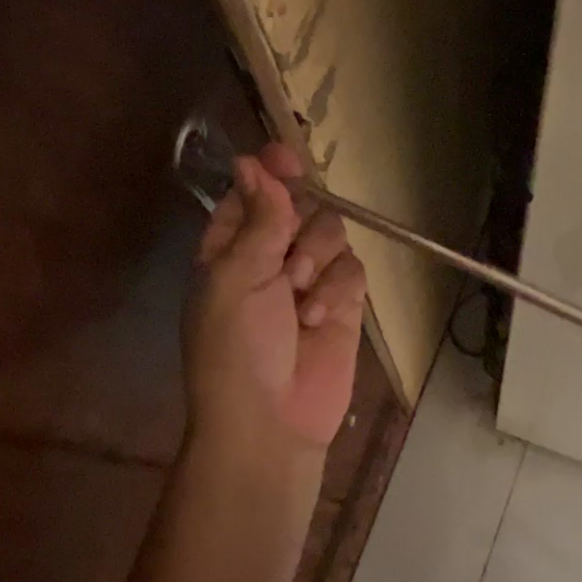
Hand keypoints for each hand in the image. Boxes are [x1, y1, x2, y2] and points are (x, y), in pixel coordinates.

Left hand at [185, 143, 366, 449]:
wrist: (270, 422)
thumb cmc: (235, 347)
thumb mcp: (235, 277)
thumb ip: (255, 219)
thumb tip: (251, 161)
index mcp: (229, 248)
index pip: (252, 192)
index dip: (269, 172)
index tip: (289, 158)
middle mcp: (269, 258)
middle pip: (301, 206)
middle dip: (300, 227)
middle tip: (287, 262)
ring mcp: (308, 282)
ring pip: (332, 234)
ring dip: (318, 258)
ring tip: (300, 296)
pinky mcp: (342, 306)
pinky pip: (352, 270)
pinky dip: (338, 289)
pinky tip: (319, 318)